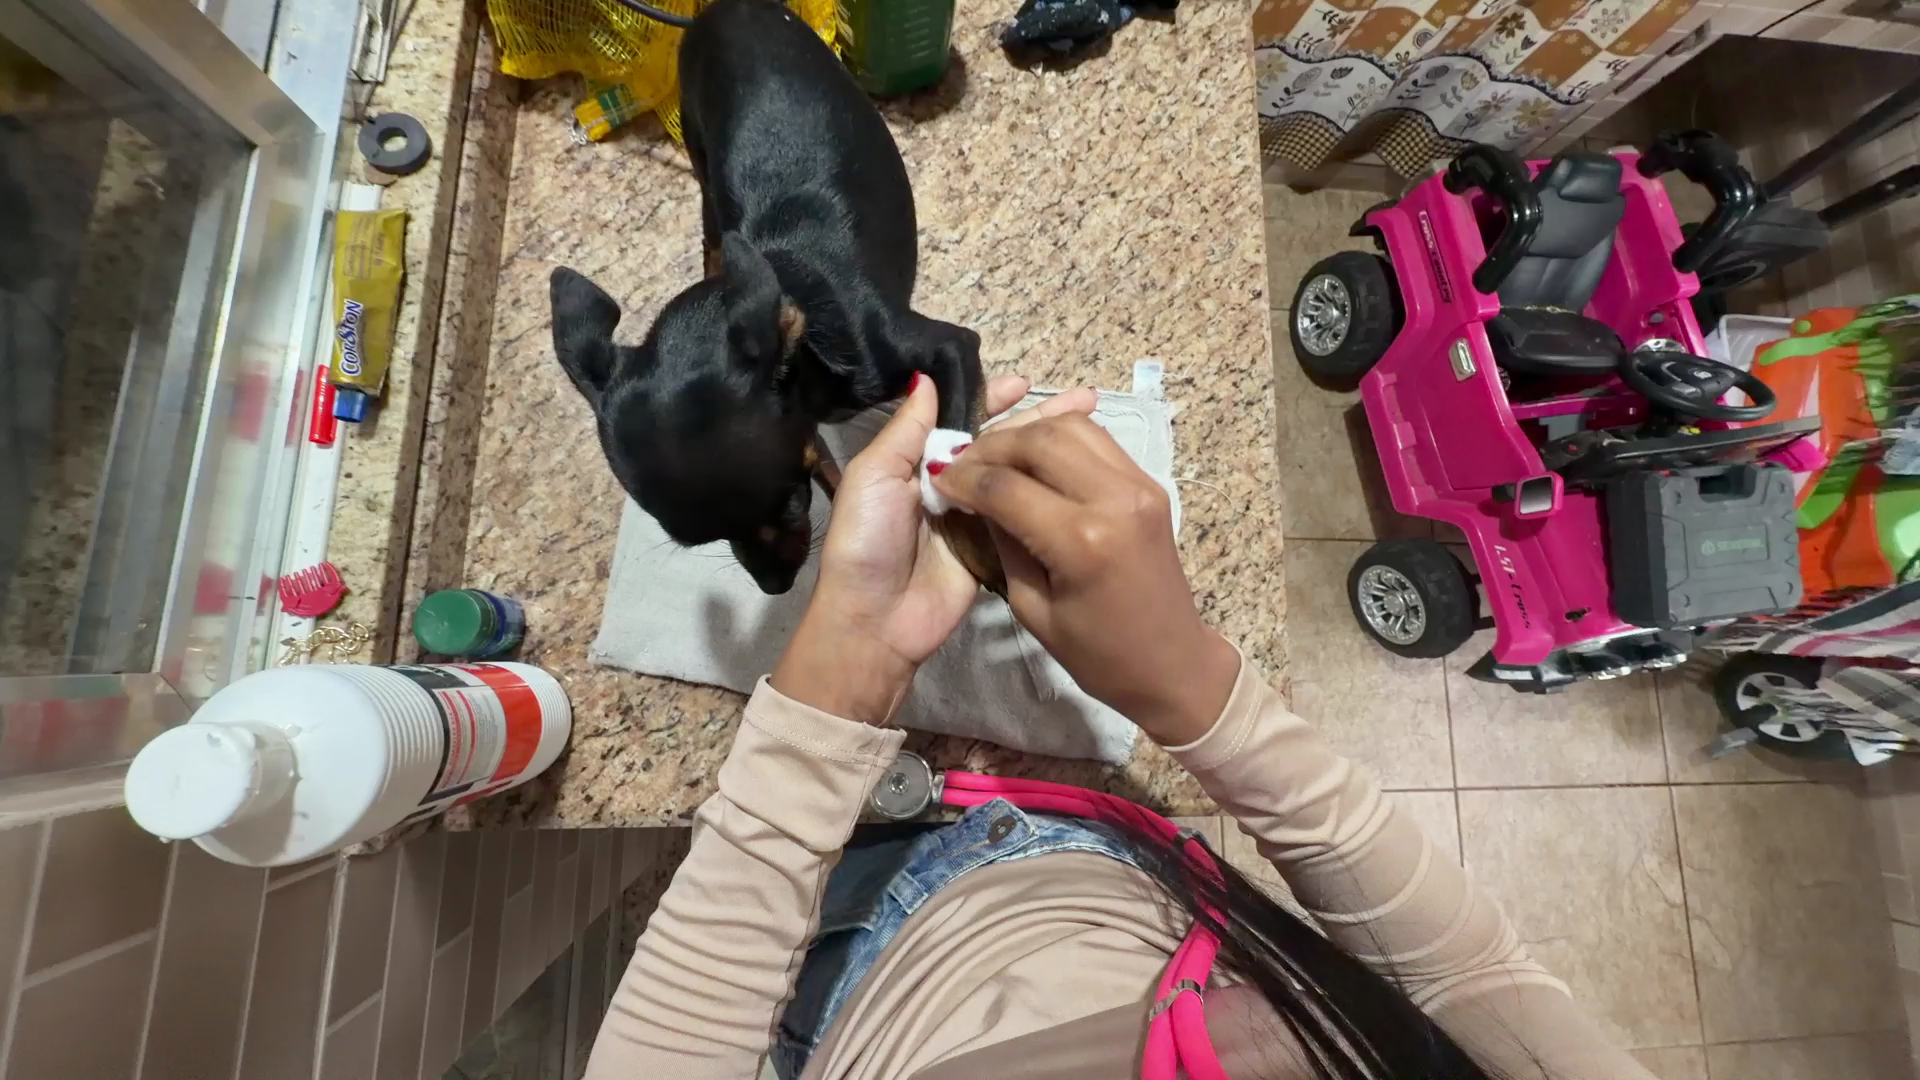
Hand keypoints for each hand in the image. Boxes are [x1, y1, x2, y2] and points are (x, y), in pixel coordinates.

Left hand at [771, 375, 1098, 724]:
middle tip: (1082, 400)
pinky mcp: (994, 548)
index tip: (1025, 383)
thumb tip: (926, 376)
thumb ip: (906, 429)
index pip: (959, 420)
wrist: (876, 618)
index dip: (991, 399)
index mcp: (916, 462)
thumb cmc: (868, 540)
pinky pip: (1022, 514)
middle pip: (998, 444)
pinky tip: (1077, 473)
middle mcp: (949, 484)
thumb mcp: (874, 476)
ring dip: (1049, 451)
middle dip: (1036, 420)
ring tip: (1089, 424)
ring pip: (1016, 475)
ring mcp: (975, 518)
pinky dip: (1047, 494)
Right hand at [931, 414, 1238, 744]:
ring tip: (995, 457)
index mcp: (1082, 541)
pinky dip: (1057, 438)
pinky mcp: (1149, 483)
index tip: (939, 480)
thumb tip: (975, 498)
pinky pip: (1095, 440)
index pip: (1006, 487)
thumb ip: (1004, 542)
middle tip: (963, 464)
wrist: (1174, 663)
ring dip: (1025, 434)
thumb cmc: (1099, 655)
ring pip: (1070, 427)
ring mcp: (1139, 485)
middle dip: (991, 446)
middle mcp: (1114, 499)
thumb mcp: (1032, 608)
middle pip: (1038, 440)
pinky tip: (1033, 457)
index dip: (964, 479)